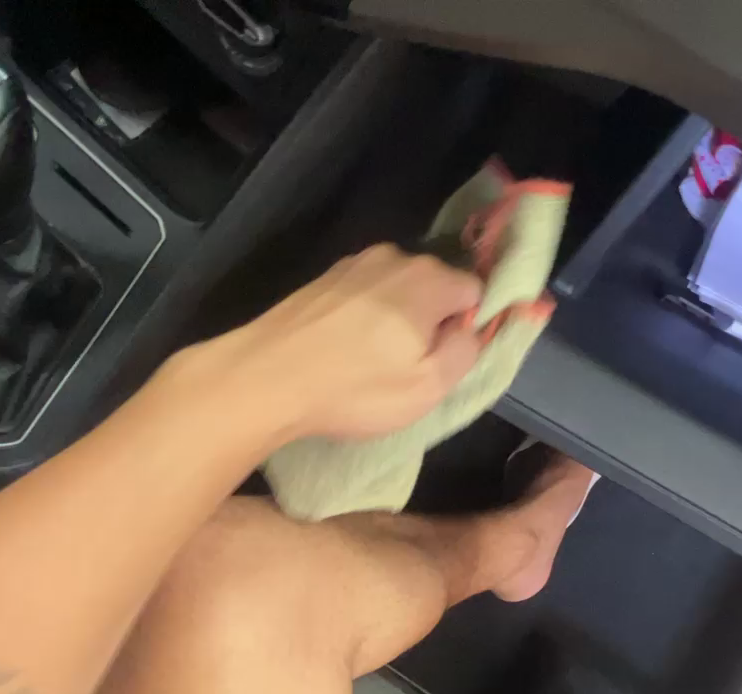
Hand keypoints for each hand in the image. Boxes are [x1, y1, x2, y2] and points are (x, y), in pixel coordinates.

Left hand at [172, 244, 484, 442]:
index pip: (474, 291)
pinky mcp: (321, 281)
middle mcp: (394, 257)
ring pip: (394, 293)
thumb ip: (465, 351)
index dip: (466, 328)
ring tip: (368, 364)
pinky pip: (361, 298)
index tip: (443, 361)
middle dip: (428, 324)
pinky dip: (361, 320)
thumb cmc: (356, 388)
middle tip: (404, 369)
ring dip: (393, 323)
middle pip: (432, 289)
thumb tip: (467, 329)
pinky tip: (341, 351)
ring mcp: (352, 265)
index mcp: (428, 279)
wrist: (267, 378)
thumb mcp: (429, 386)